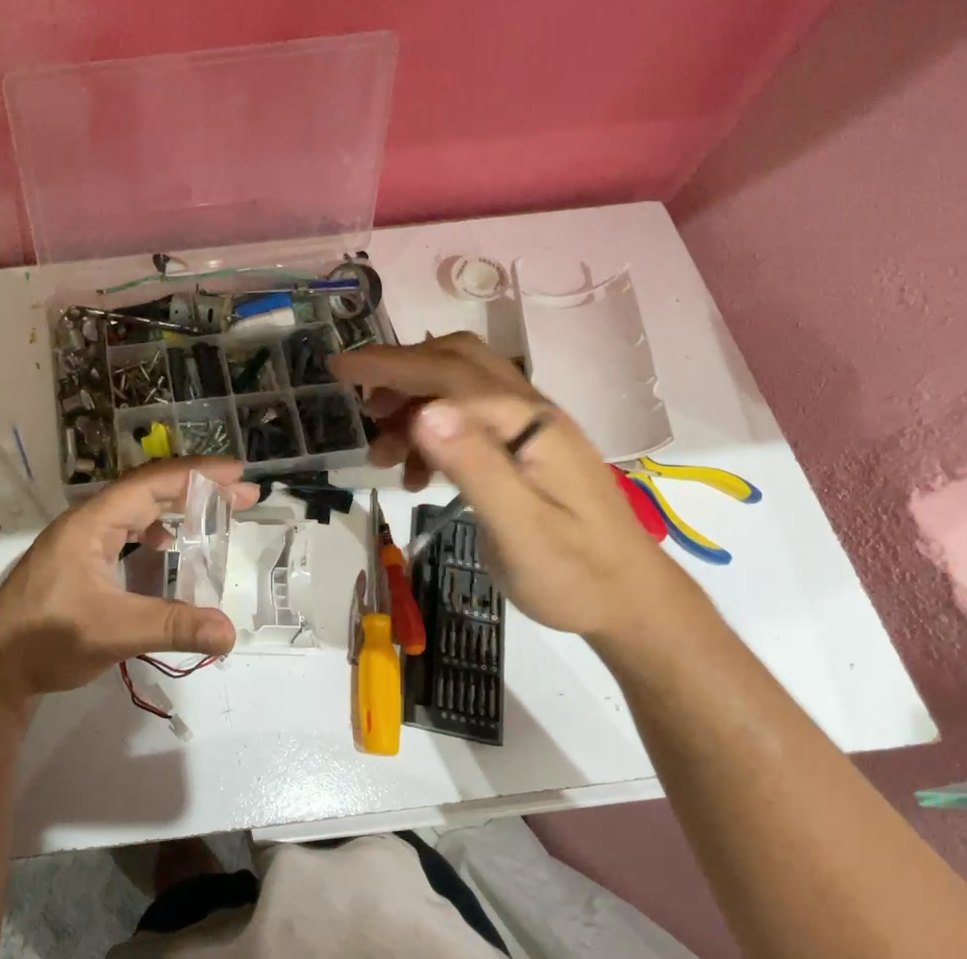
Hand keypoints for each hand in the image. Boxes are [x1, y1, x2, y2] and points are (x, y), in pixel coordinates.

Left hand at [0, 457, 259, 705]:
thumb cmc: (47, 639)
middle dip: (195, 490)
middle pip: (146, 491)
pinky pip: (122, 533)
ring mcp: (77, 543)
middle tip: (242, 496)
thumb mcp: (115, 631)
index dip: (197, 475)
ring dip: (174, 511)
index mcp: (91, 524)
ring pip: (133, 512)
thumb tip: (230, 632)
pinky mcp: (75, 564)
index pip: (151, 483)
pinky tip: (165, 551)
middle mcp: (85, 523)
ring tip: (213, 519)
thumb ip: (173, 626)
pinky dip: (152, 534)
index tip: (238, 474)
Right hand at [330, 333, 697, 638]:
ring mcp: (529, 429)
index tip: (337, 368)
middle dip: (399, 374)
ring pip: (458, 389)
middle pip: (455, 363)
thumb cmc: (573, 574)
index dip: (389, 366)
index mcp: (528, 422)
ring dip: (412, 408)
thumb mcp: (520, 528)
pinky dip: (430, 435)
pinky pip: (467, 421)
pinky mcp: (523, 452)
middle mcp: (530, 412)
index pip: (447, 374)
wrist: (629, 603)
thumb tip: (423, 412)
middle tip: (357, 403)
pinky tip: (414, 474)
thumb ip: (474, 467)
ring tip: (380, 455)